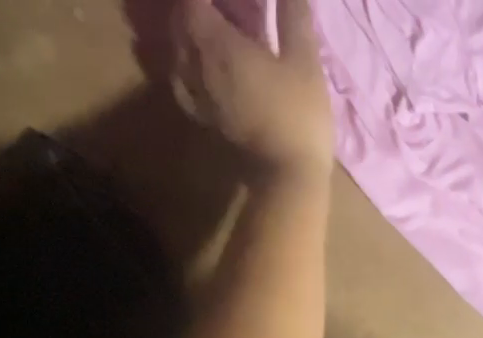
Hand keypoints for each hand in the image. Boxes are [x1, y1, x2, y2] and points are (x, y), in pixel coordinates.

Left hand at [171, 0, 334, 183]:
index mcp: (219, 45)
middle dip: (191, 8)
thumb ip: (292, 16)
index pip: (194, 3)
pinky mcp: (205, 118)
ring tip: (202, 25)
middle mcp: (198, 66)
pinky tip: (193, 65)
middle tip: (212, 4)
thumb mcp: (304, 59)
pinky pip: (182, 82)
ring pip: (178, 52)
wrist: (289, 174)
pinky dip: (182, 65)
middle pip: (181, 24)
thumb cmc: (299, 114)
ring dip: (184, 33)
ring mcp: (199, 95)